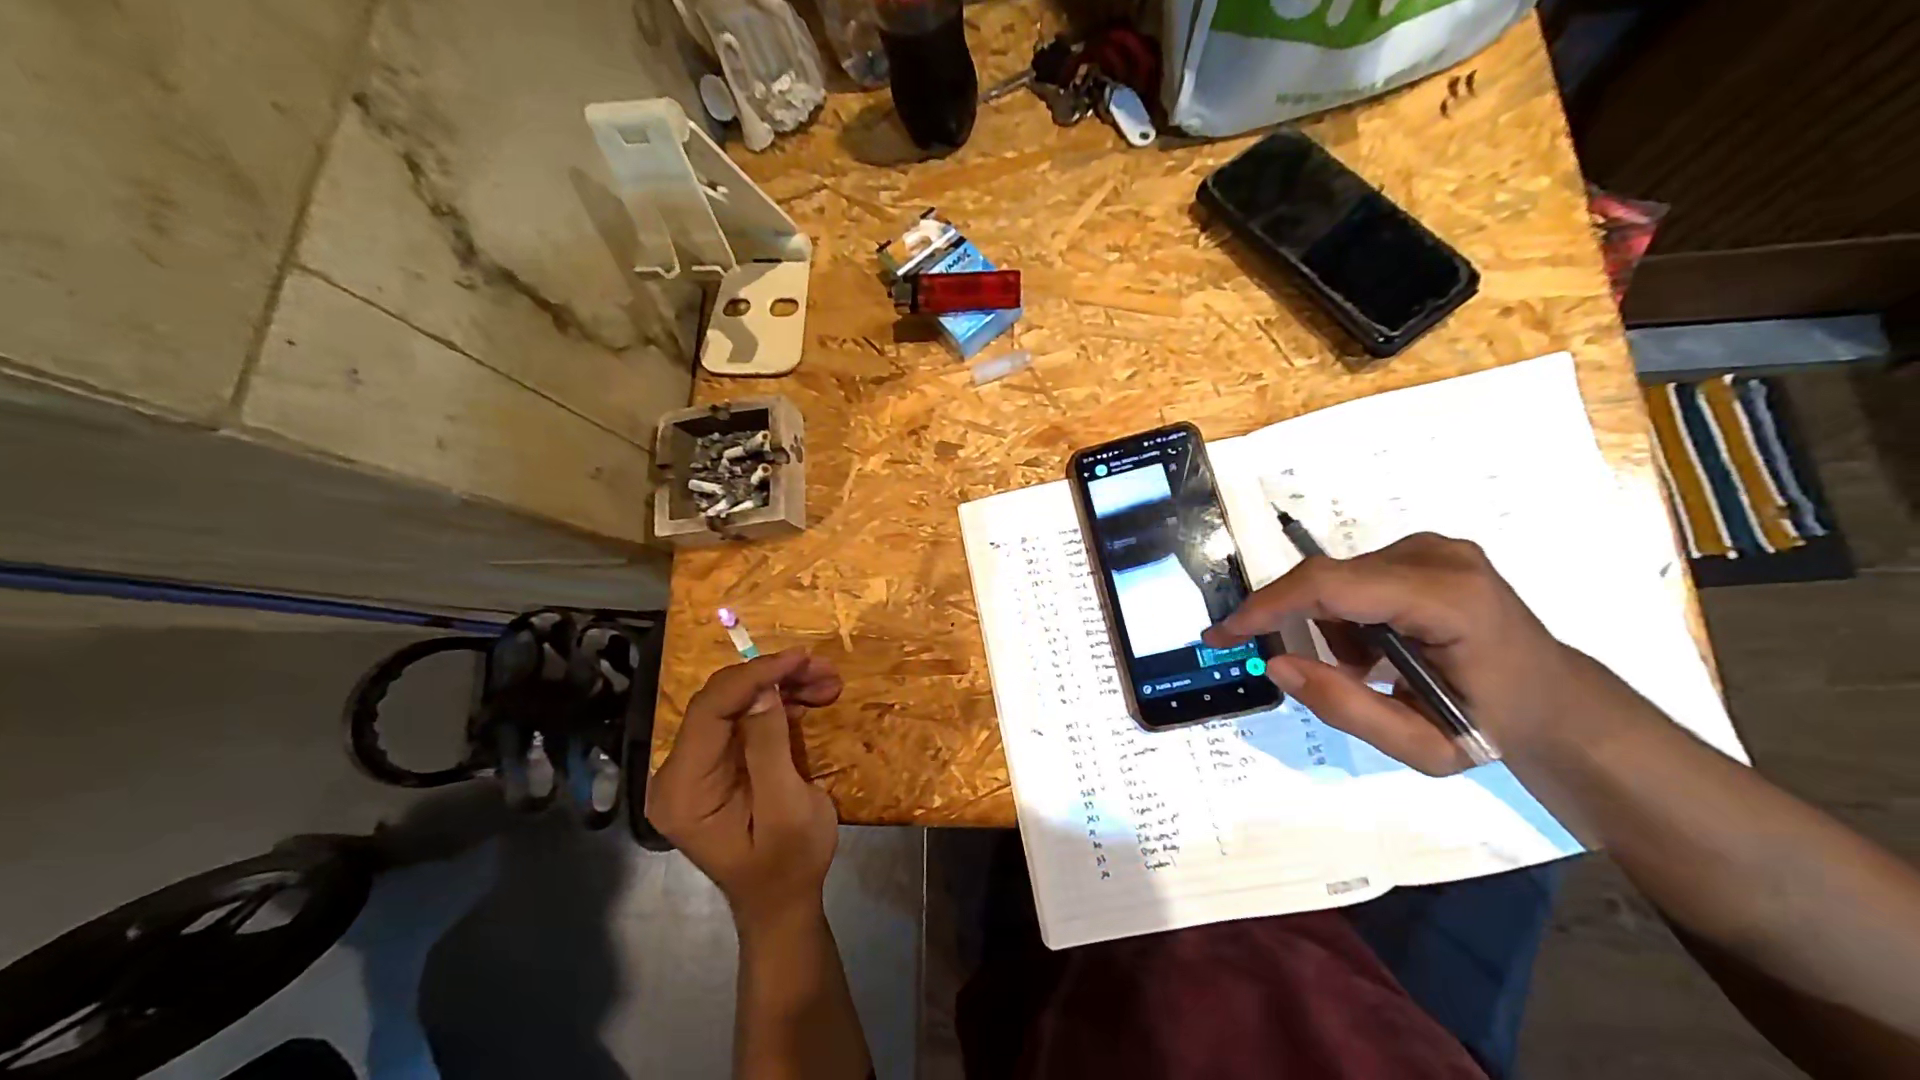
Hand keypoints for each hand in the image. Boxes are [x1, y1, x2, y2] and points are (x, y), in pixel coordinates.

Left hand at [647, 650, 843, 928]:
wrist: (782, 902)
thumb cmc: (787, 865)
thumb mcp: (787, 810)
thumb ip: (769, 748)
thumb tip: (764, 690)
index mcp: (683, 789)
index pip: (709, 711)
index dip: (752, 677)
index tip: (799, 659)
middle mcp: (678, 772)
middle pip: (719, 702)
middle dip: (772, 678)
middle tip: (823, 670)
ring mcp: (696, 766)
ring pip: (734, 703)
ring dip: (781, 686)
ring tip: (827, 681)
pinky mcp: (717, 764)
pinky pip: (743, 719)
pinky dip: (778, 703)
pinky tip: (811, 698)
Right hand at [1203, 533, 1614, 774]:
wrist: (1558, 702)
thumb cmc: (1496, 728)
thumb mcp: (1421, 746)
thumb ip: (1345, 708)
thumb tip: (1276, 665)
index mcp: (1449, 601)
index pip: (1332, 586)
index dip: (1269, 606)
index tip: (1224, 633)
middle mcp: (1439, 557)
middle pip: (1327, 578)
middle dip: (1296, 622)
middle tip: (1287, 664)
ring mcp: (1436, 548)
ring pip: (1337, 578)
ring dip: (1328, 625)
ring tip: (1362, 670)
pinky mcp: (1429, 550)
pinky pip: (1356, 576)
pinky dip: (1347, 614)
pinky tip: (1377, 647)